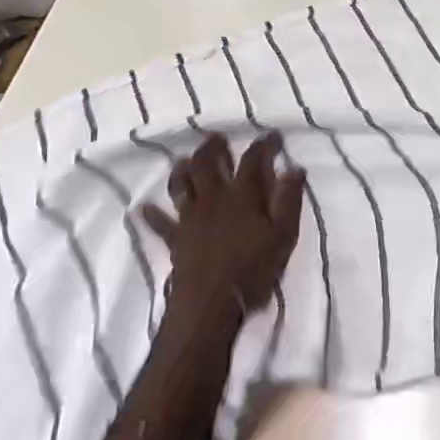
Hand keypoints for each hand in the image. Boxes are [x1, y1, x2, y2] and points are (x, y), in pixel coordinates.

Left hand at [141, 132, 303, 312]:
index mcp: (242, 195)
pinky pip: (161, 223)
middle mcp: (213, 198)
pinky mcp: (175, 238)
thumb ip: (288, 201)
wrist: (211, 304)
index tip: (272, 136)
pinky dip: (153, 214)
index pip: (253, 160)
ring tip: (184, 160)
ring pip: (181, 184)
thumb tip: (294, 169)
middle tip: (217, 138)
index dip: (264, 145)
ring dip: (182, 169)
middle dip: (213, 147)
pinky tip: (145, 208)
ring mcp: (190, 217)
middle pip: (207, 163)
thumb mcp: (283, 236)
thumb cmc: (253, 269)